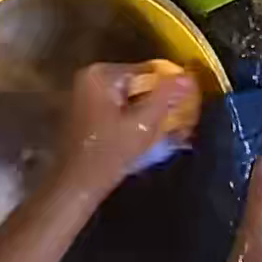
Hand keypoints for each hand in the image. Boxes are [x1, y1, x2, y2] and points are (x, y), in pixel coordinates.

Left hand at [55, 61, 195, 196]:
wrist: (73, 190)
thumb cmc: (107, 155)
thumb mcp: (142, 126)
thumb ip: (166, 97)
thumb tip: (189, 77)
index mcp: (101, 74)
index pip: (145, 71)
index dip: (164, 88)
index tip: (178, 105)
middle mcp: (90, 76)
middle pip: (136, 83)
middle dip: (153, 101)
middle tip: (169, 120)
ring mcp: (84, 93)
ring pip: (127, 96)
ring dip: (142, 110)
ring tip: (157, 129)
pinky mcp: (84, 110)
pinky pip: (115, 106)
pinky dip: (128, 117)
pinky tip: (138, 135)